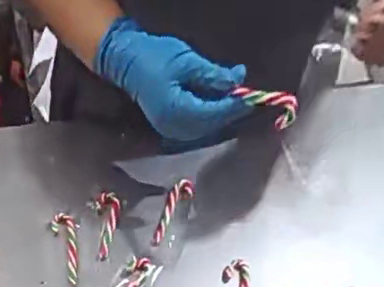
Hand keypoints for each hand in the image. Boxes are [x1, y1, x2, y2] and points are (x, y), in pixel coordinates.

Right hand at [94, 17, 255, 145]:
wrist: (129, 64)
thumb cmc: (156, 57)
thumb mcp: (187, 61)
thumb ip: (212, 75)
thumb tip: (237, 82)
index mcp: (176, 111)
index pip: (213, 114)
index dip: (235, 106)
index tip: (254, 95)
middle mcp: (173, 128)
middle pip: (210, 126)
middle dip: (231, 113)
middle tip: (251, 98)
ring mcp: (170, 132)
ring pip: (204, 131)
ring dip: (222, 118)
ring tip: (239, 101)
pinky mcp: (170, 129)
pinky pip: (196, 129)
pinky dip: (211, 119)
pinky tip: (221, 107)